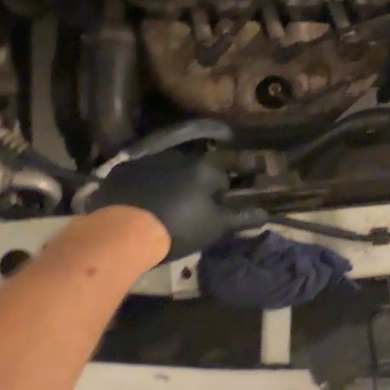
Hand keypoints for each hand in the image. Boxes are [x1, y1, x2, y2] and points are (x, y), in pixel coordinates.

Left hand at [83, 149, 264, 261]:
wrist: (123, 233)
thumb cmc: (176, 230)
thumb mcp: (214, 227)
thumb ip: (241, 217)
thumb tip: (266, 213)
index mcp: (204, 168)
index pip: (221, 180)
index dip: (217, 199)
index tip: (208, 216)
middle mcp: (178, 156)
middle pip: (193, 172)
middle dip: (192, 188)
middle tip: (184, 214)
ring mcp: (148, 160)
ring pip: (166, 172)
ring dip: (168, 185)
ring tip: (158, 211)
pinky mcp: (123, 169)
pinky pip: (140, 175)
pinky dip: (142, 186)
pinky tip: (137, 206)